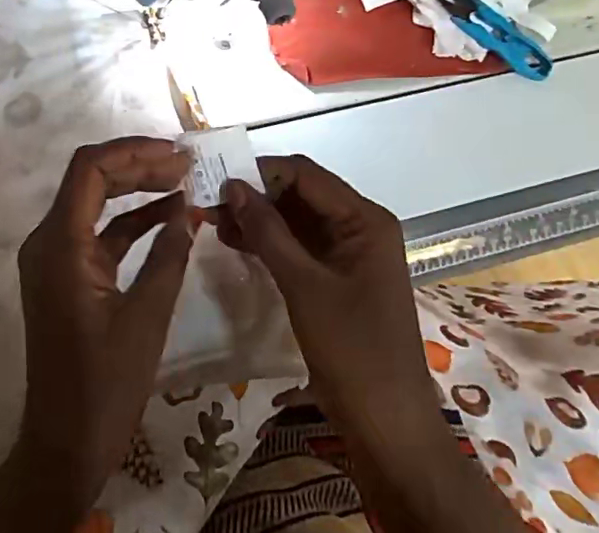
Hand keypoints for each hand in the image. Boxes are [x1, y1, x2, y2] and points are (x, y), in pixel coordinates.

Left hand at [0, 137, 194, 530]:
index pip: (90, 169)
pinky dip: (134, 219)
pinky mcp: (69, 274)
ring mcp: (57, 257)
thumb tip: (189, 209)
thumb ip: (169, 254)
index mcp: (61, 244)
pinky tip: (171, 216)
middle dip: (140, 165)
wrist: (66, 443)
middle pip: (92, 178)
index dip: (133, 151)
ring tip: (184, 181)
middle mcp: (50, 241)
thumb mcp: (147, 316)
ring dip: (139, 188)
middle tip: (187, 164)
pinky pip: (102, 231)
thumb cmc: (105, 383)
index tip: (177, 154)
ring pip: (97, 201)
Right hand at [217, 157, 435, 441]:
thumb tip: (232, 187)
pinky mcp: (340, 278)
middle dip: (258, 197)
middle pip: (303, 195)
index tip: (218, 180)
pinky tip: (237, 243)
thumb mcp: (304, 286)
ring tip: (214, 224)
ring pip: (299, 221)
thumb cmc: (352, 350)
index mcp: (365, 219)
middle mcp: (361, 227)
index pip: (307, 175)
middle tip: (209, 205)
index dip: (262, 172)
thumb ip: (268, 232)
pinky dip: (272, 244)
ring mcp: (351, 253)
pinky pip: (303, 247)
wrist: (388, 426)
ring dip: (261, 220)